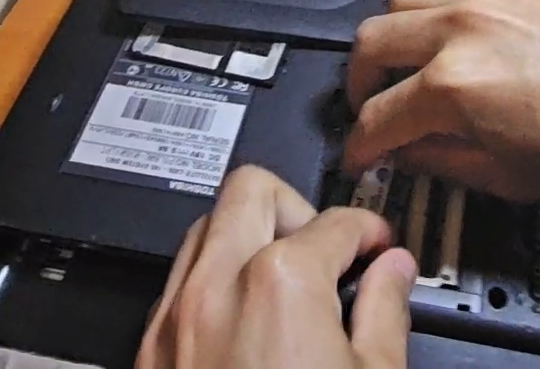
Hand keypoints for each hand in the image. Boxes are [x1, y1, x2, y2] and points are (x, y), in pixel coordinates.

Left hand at [137, 165, 416, 368]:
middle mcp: (216, 289)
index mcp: (279, 284)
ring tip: (286, 280)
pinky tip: (247, 319)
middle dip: (298, 207)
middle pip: (253, 188)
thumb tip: (392, 273)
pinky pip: (180, 281)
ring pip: (208, 226)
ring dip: (250, 237)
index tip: (380, 247)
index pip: (336, 220)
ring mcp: (173, 321)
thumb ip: (385, 312)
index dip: (370, 230)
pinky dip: (216, 280)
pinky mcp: (147, 355)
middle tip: (326, 248)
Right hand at [345, 0, 539, 200]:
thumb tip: (408, 151)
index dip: (361, 146)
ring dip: (395, 30)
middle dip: (359, 80)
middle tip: (374, 103)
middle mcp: (460, 27)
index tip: (363, 155)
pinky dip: (443, 2)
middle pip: (371, 39)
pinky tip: (464, 28)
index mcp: (455, 86)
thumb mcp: (516, 178)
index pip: (377, 116)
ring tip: (413, 57)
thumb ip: (445, 161)